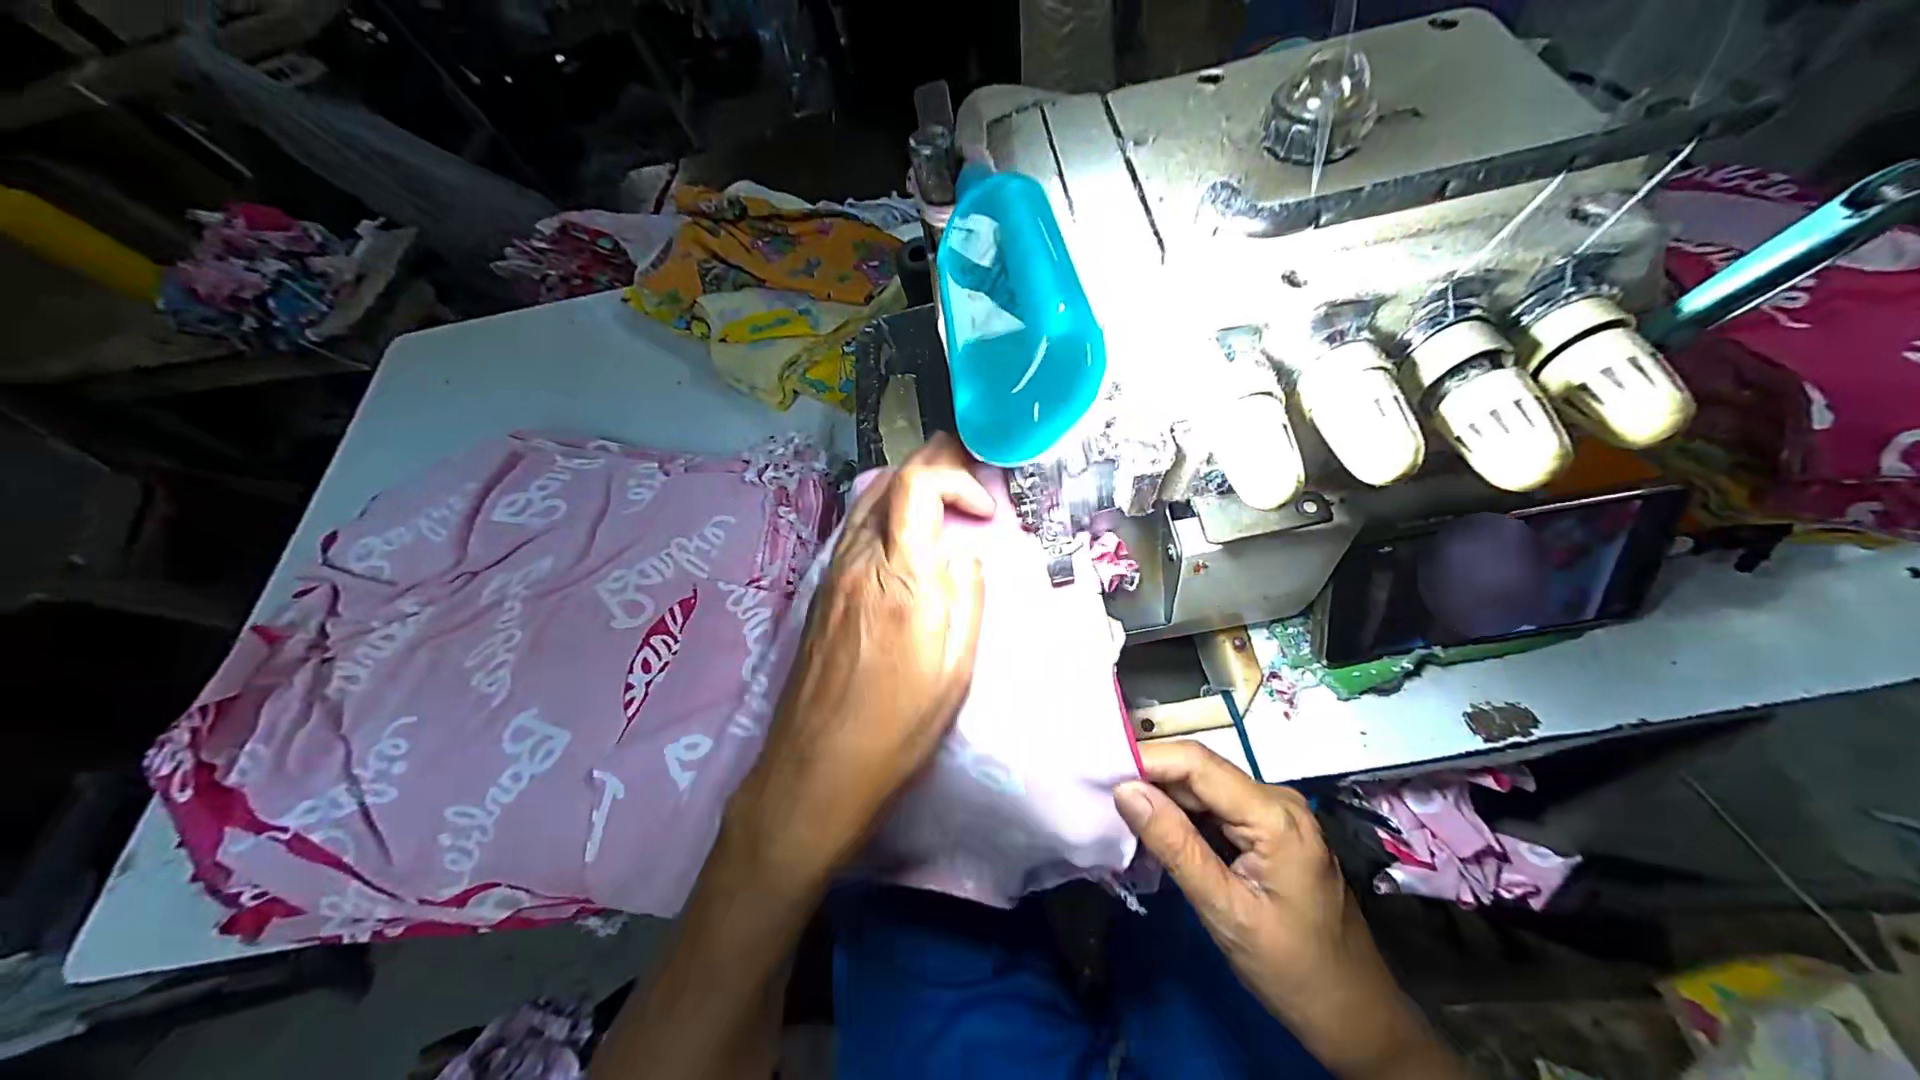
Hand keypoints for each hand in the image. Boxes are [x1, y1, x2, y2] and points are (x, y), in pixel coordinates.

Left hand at [726, 433, 992, 884]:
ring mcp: (833, 573)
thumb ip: (965, 597)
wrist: (818, 765)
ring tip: (941, 497)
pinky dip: (885, 512)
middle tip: (968, 473)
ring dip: (906, 486)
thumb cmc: (897, 724)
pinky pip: (853, 528)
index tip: (985, 510)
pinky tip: (903, 535)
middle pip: (888, 481)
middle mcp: (858, 561)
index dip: (955, 478)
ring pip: (866, 500)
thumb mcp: (954, 668)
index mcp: (899, 577)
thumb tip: (966, 553)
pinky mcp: (820, 590)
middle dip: (933, 464)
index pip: (916, 486)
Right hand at [1113, 742, 1466, 1079]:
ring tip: (1120, 816)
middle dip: (1150, 781)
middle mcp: (1278, 801)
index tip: (1100, 773)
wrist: (1356, 1016)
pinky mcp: (1270, 832)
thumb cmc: (1293, 971)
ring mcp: (1277, 815)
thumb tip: (1124, 789)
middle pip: (1200, 772)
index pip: (1197, 763)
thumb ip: (1174, 845)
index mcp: (1275, 815)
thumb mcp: (1225, 910)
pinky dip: (1184, 819)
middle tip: (1101, 798)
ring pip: (1205, 790)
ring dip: (1164, 800)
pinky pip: (1218, 810)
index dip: (1146, 760)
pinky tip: (1157, 834)